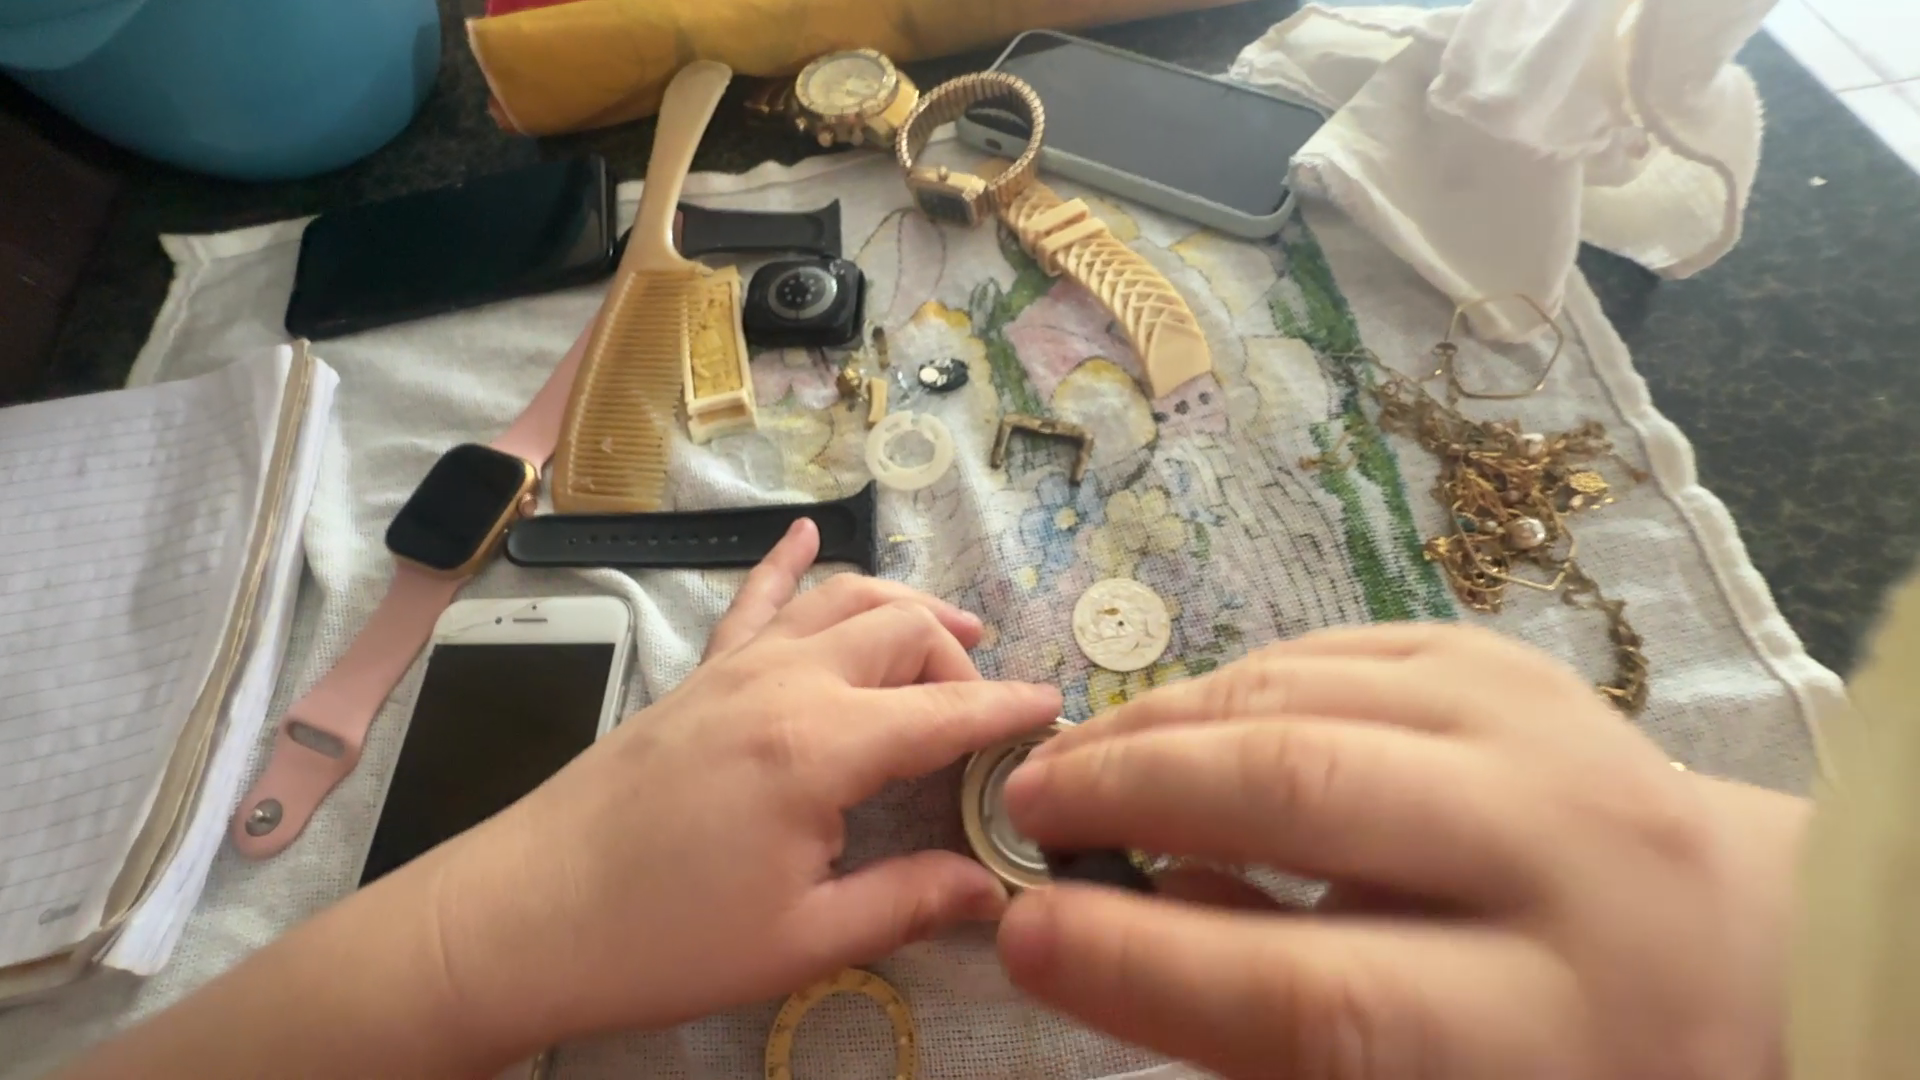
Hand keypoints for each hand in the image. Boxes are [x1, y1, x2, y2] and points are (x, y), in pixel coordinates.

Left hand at [418, 520, 1060, 1056]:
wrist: (519, 915)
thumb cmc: (661, 938)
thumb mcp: (800, 939)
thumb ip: (908, 902)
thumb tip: (992, 887)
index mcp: (820, 746)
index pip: (944, 712)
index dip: (1007, 711)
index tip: (1054, 709)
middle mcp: (788, 681)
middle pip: (903, 632)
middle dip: (960, 659)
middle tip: (984, 708)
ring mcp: (740, 665)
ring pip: (844, 600)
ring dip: (905, 604)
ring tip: (949, 625)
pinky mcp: (702, 671)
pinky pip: (754, 599)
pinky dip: (787, 563)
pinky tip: (804, 534)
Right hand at [996, 623, 1808, 1079]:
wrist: (1735, 935)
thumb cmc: (1567, 1057)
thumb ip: (1267, 1014)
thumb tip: (1126, 908)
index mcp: (1562, 1026)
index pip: (1316, 998)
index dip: (1143, 967)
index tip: (1021, 934)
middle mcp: (1562, 849)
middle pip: (1297, 788)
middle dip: (1128, 790)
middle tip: (1025, 805)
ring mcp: (1528, 720)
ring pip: (1286, 696)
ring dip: (1151, 726)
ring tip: (1072, 759)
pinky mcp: (1490, 657)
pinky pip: (1310, 655)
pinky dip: (1216, 690)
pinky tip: (1170, 724)